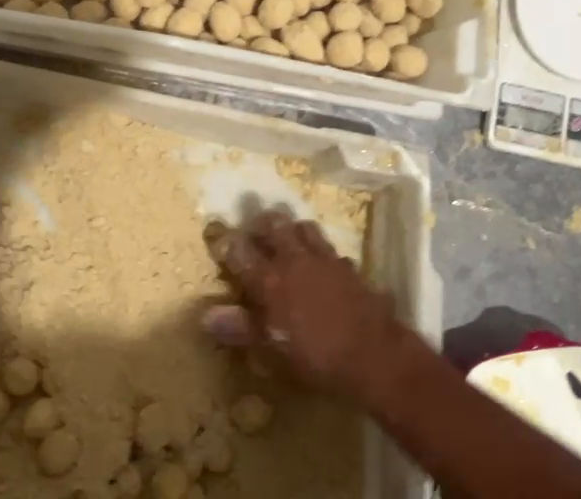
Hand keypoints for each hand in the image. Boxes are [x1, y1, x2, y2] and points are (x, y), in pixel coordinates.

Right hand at [202, 210, 413, 404]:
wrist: (373, 355)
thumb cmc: (314, 358)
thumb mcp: (271, 350)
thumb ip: (240, 328)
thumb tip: (206, 315)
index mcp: (269, 279)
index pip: (240, 250)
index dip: (226, 242)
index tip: (218, 238)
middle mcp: (294, 260)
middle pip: (274, 224)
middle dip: (260, 222)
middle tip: (254, 230)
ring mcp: (325, 259)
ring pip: (304, 227)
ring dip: (292, 229)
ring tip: (287, 239)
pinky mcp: (349, 267)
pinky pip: (330, 249)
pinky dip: (320, 252)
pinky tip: (322, 265)